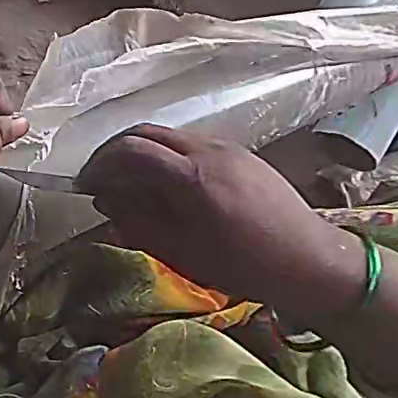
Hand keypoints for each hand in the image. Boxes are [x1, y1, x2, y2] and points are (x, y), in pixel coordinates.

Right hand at [75, 125, 364, 317]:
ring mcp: (226, 146)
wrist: (311, 260)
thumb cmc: (245, 265)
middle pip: (146, 132)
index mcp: (191, 175)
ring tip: (131, 183)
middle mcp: (206, 149)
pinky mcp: (240, 152)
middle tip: (101, 177)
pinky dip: (167, 155)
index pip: (130, 149)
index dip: (101, 163)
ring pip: (168, 135)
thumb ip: (139, 221)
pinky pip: (191, 143)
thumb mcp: (183, 252)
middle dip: (116, 151)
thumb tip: (106, 198)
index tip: (86, 185)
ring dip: (142, 151)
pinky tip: (167, 184)